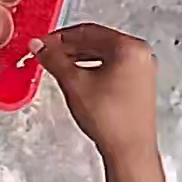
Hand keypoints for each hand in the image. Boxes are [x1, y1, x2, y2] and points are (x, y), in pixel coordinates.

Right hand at [31, 23, 158, 160]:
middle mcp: (140, 55)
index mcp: (130, 48)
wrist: (129, 150)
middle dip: (68, 46)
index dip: (60, 36)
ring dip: (77, 57)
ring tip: (56, 65)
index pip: (88, 31)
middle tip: (46, 53)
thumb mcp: (73, 82)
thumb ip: (54, 58)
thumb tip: (40, 45)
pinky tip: (74, 77)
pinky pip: (110, 67)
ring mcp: (141, 70)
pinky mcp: (137, 85)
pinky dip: (89, 67)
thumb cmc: (110, 118)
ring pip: (102, 54)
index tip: (42, 43)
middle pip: (97, 41)